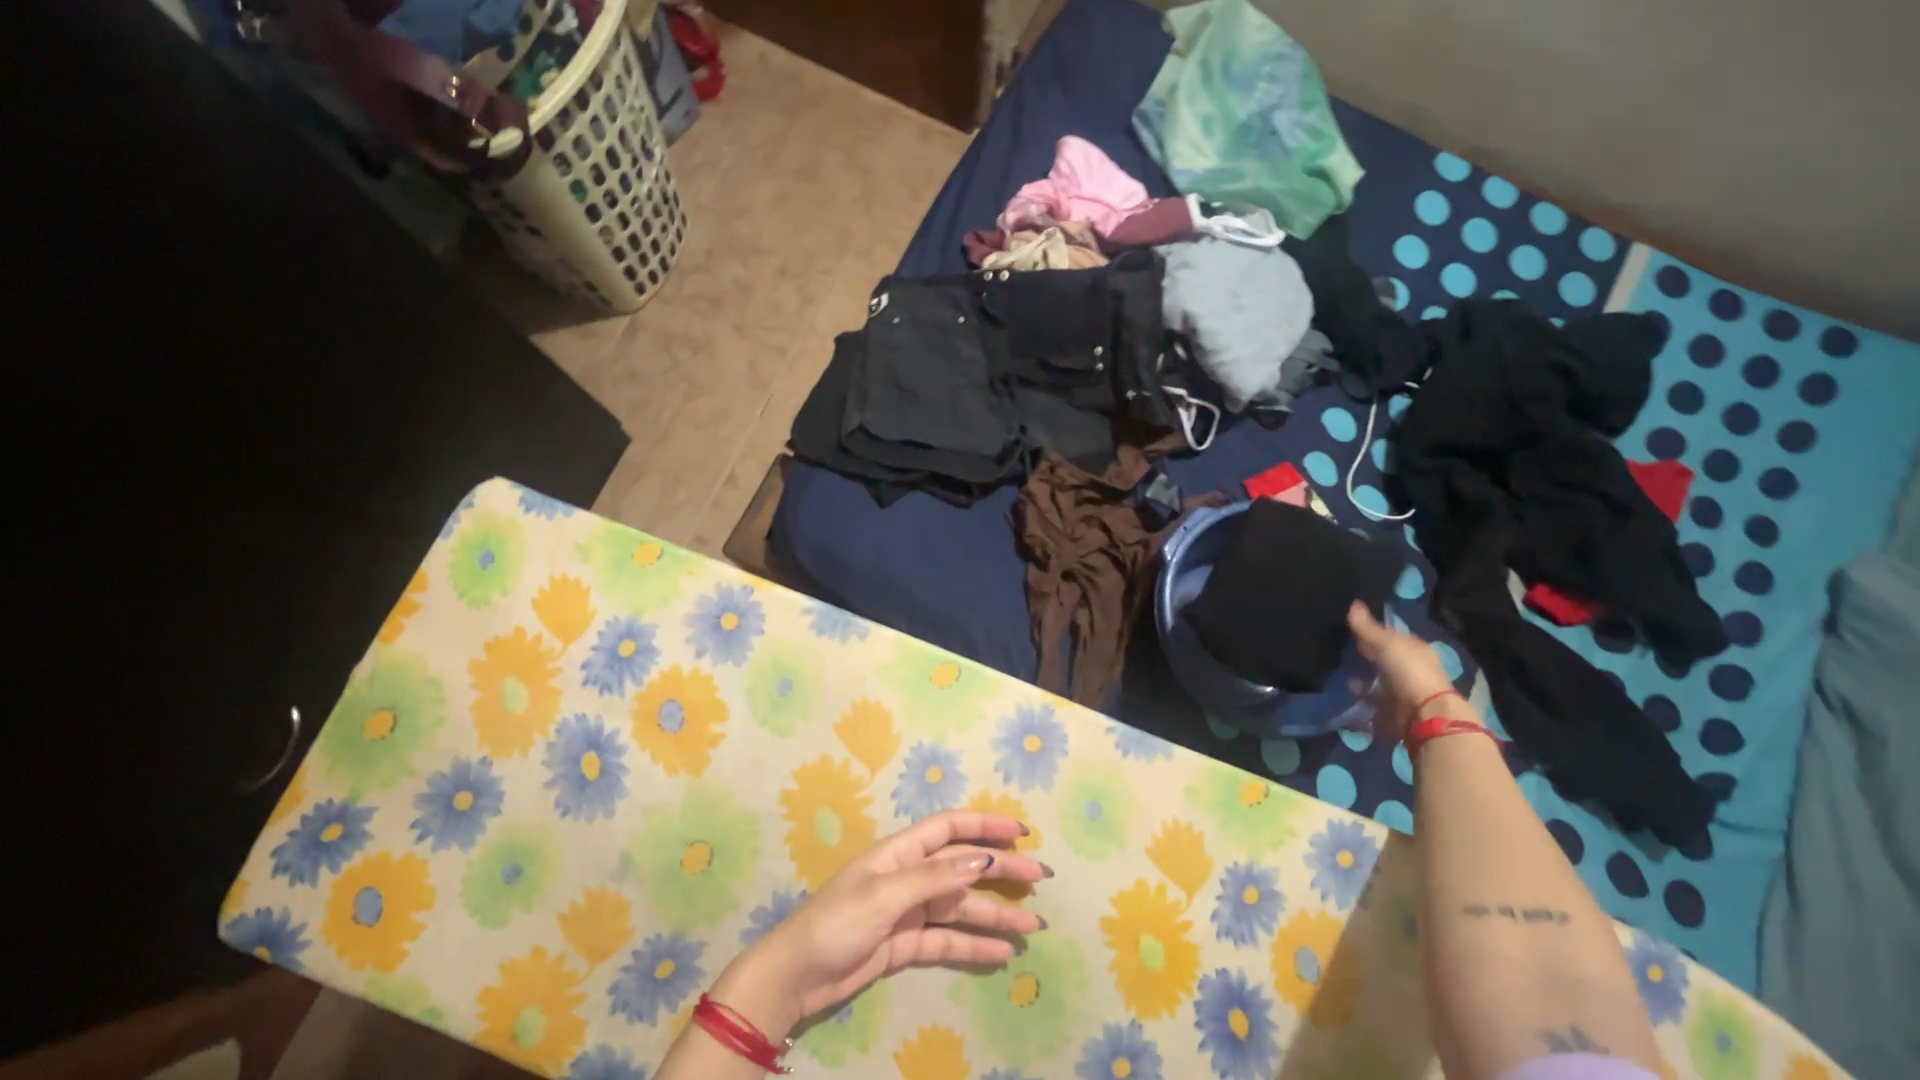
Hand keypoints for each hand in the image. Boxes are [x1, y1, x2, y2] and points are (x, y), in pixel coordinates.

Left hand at [728, 810, 1048, 1029]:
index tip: (1022, 832)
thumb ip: (934, 877)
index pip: (950, 827)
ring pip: (962, 907)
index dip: (986, 824)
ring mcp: (910, 911)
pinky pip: (949, 940)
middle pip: (964, 866)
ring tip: (1033, 927)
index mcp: (900, 853)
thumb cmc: (835, 923)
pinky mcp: (907, 944)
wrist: (796, 975)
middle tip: (1041, 878)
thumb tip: (982, 858)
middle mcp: (909, 876)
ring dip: (997, 914)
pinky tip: (1003, 952)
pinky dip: (976, 945)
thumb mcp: (884, 895)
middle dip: (1003, 870)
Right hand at [1348, 602, 1458, 740]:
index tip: (1351, 624)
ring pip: (1377, 676)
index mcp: (1416, 649)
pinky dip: (1359, 692)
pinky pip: (1371, 696)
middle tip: (1340, 643)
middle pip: (1384, 656)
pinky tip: (1345, 685)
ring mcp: (1401, 688)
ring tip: (1338, 665)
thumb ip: (1368, 628)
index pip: (1392, 635)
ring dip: (1362, 673)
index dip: (1374, 630)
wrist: (1422, 714)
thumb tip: (1353, 603)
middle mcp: (1410, 667)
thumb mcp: (1387, 644)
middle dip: (1366, 651)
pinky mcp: (1391, 707)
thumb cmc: (1410, 671)